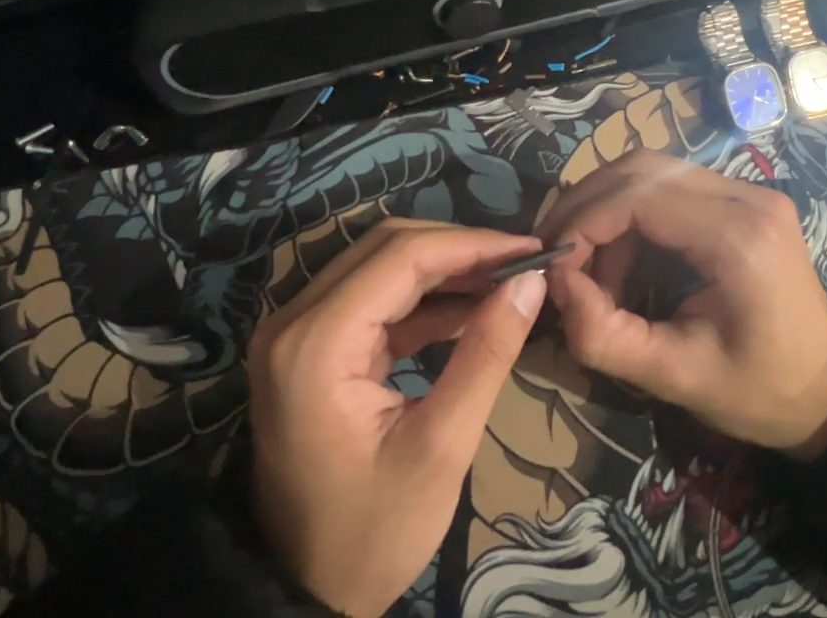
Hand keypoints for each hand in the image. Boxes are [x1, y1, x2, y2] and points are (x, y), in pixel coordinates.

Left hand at [246, 218, 547, 617]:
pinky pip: (373, 303)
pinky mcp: (310, 350)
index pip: (401, 257)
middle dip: (459, 250)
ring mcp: (297, 334)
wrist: (306, 591)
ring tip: (508, 282)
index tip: (532, 249)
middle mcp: (294, 321)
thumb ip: (486, 354)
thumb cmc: (373, 532)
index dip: (472, 244)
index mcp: (316, 342)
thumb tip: (532, 282)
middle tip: (522, 263)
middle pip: (385, 250)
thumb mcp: (442, 445)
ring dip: (444, 271)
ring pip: (379, 268)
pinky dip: (423, 301)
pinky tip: (473, 309)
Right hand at [539, 150, 826, 459]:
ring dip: (608, 212)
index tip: (552, 266)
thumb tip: (554, 283)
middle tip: (557, 257)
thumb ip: (605, 334)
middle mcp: (748, 196)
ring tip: (591, 270)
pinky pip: (671, 188)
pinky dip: (633, 218)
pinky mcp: (745, 202)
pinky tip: (624, 264)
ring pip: (652, 172)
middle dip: (588, 208)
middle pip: (641, 168)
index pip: (638, 195)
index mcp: (739, 236)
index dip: (583, 222)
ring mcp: (750, 193)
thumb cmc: (758, 393)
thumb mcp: (676, 376)